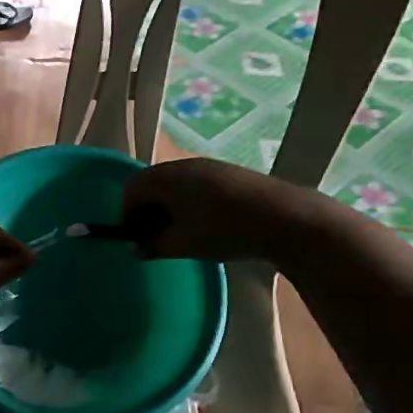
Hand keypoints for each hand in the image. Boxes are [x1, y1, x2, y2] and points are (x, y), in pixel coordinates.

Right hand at [122, 158, 328, 261]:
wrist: (285, 219)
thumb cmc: (223, 231)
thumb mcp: (181, 245)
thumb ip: (152, 245)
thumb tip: (138, 247)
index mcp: (168, 177)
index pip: (131, 189)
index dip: (127, 214)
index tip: (135, 237)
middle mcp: (185, 165)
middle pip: (152, 183)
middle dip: (147, 210)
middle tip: (154, 237)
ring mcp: (211, 167)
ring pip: (176, 185)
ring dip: (169, 207)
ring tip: (180, 233)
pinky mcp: (230, 174)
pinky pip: (197, 185)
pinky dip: (189, 203)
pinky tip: (206, 224)